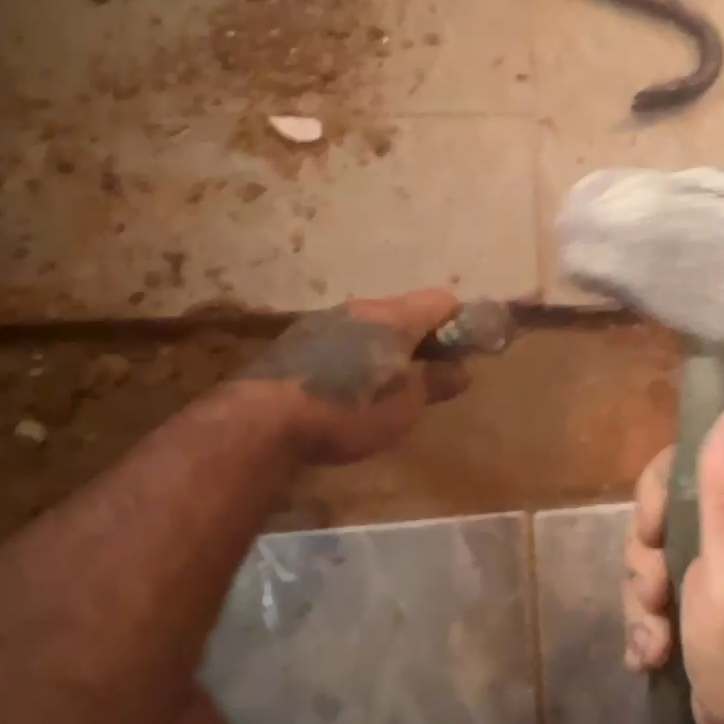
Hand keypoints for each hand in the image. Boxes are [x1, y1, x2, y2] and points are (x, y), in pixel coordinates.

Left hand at [240, 289, 470, 463]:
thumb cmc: (348, 411)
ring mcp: (322, 322)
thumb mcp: (406, 406)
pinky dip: (352, 358)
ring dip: (383, 349)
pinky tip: (343, 392)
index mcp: (393, 317)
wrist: (260, 422)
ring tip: (381, 388)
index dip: (459, 324)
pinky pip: (338, 341)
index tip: (460, 355)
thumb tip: (463, 369)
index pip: (442, 300)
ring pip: (368, 326)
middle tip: (424, 377)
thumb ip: (436, 382)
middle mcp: (360, 308)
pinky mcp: (293, 342)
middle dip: (421, 339)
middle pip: (404, 311)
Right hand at [622, 405, 723, 723]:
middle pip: (658, 509)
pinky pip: (650, 592)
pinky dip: (644, 624)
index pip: (689, 458)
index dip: (658, 494)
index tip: (655, 534)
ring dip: (641, 602)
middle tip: (655, 597)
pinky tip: (651, 656)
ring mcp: (715, 562)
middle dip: (644, 560)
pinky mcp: (696, 598)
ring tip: (656, 643)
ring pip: (648, 555)